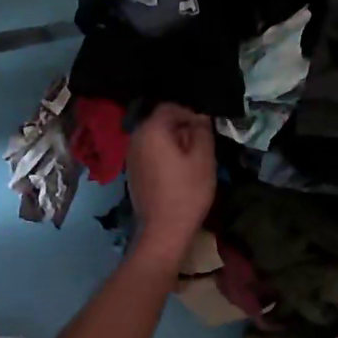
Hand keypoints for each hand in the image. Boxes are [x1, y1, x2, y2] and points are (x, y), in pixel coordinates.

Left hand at [126, 103, 215, 263]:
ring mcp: (131, 157)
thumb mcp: (203, 158)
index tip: (206, 129)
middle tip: (201, 144)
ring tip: (191, 159)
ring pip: (155, 139)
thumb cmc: (187, 192)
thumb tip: (199, 118)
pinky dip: (163, 155)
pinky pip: (150, 154)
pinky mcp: (133, 173)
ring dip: (173, 143)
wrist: (163, 230)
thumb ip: (202, 131)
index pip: (170, 107)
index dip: (190, 113)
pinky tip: (177, 172)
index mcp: (151, 130)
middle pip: (160, 122)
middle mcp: (136, 138)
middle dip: (181, 128)